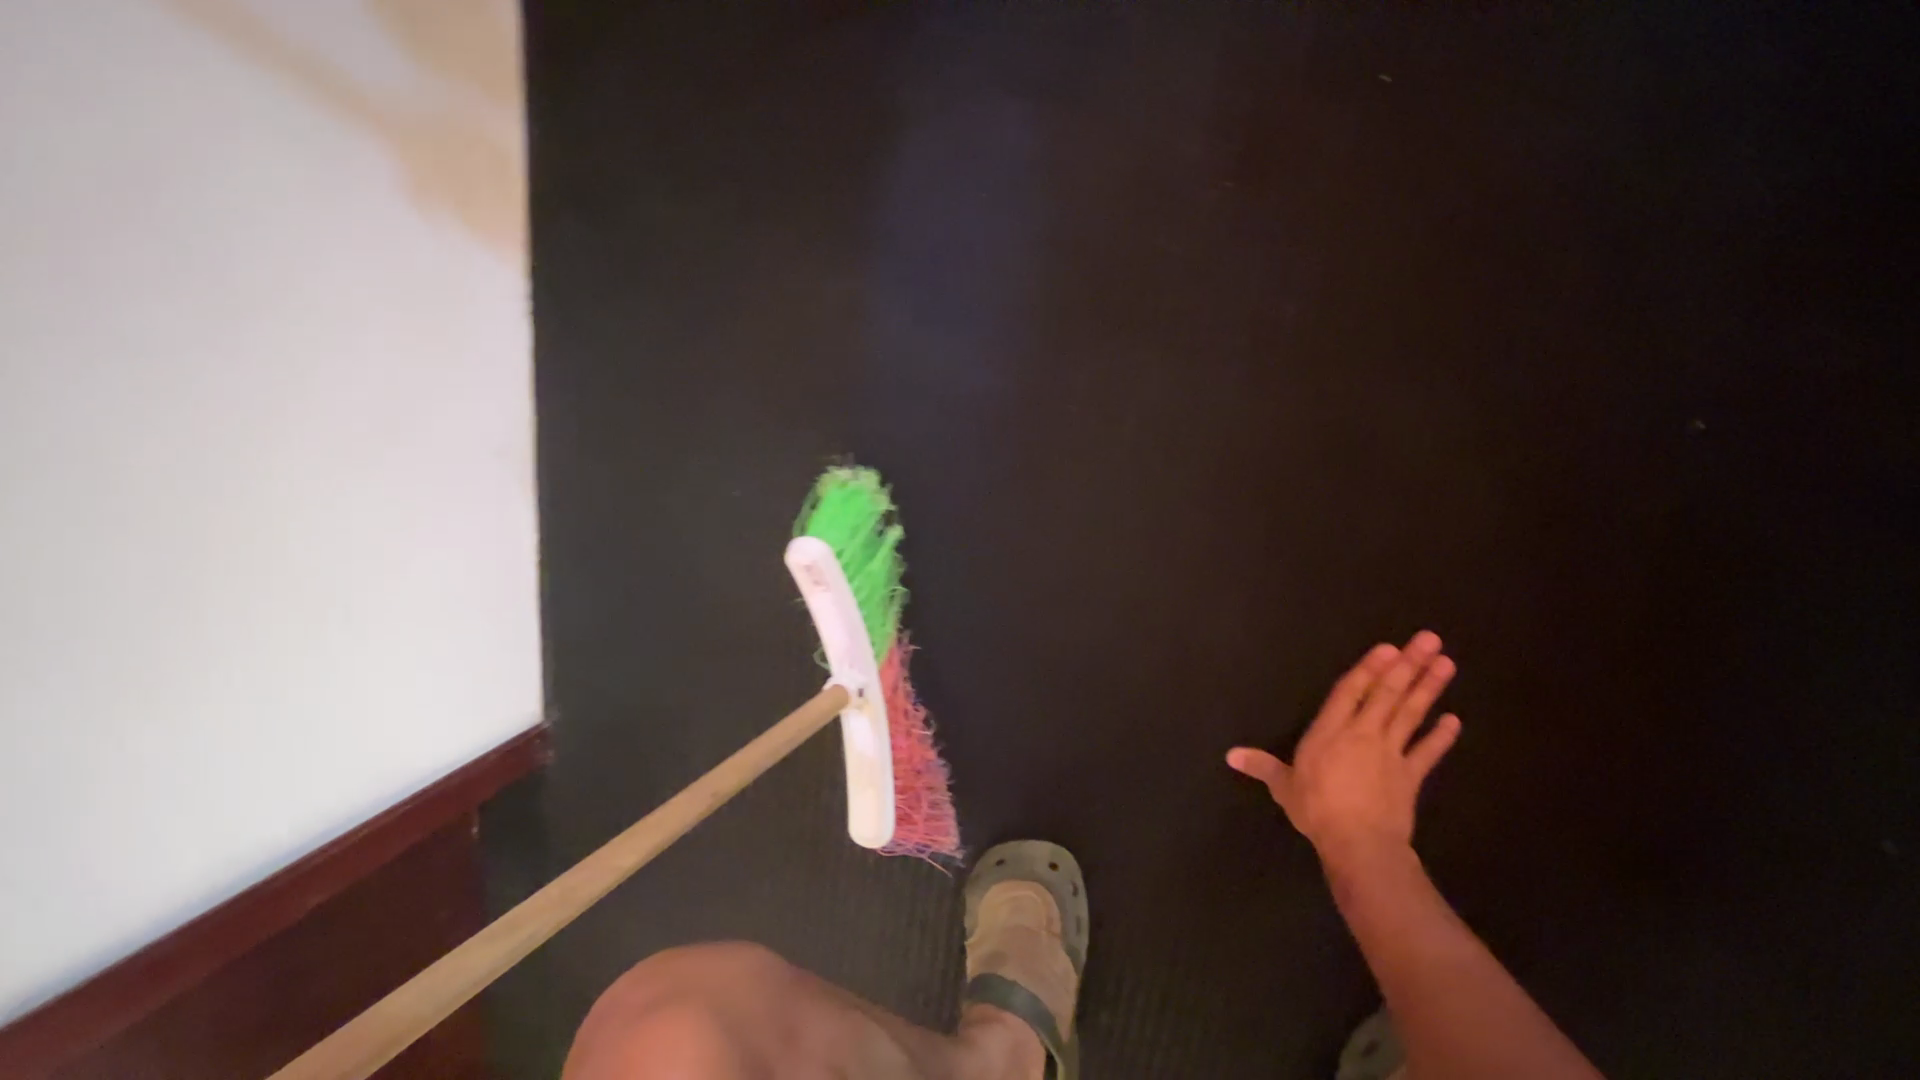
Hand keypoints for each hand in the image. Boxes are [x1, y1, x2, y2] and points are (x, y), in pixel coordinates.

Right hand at [1227, 631, 1461, 864]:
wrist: (1358, 842)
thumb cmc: (1316, 810)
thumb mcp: (1282, 786)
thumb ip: (1262, 766)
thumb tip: (1230, 755)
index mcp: (1329, 732)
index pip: (1350, 692)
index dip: (1369, 668)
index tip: (1389, 647)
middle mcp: (1363, 734)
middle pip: (1386, 693)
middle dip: (1408, 665)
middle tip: (1430, 640)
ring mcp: (1390, 754)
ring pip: (1410, 714)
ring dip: (1429, 688)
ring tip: (1446, 663)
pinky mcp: (1410, 776)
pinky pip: (1427, 752)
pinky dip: (1441, 736)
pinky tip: (1454, 719)